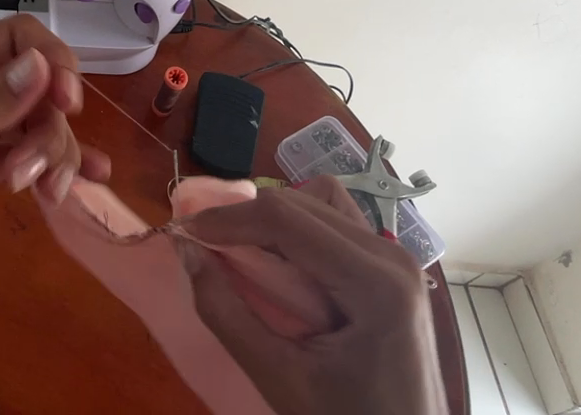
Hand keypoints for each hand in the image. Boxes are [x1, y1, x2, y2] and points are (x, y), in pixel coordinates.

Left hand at [0, 15, 111, 321]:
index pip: (12, 39)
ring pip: (35, 122)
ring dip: (53, 150)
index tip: (68, 104)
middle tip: (40, 167)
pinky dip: (56, 165)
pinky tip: (86, 181)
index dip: (49, 60)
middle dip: (50, 120)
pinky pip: (27, 156)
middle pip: (34, 84)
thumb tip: (42, 65)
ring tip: (44, 193)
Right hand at [178, 177, 447, 414]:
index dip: (228, 218)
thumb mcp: (280, 379)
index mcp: (375, 283)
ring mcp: (396, 257)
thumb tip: (185, 249)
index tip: (185, 233)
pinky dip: (298, 227)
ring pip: (315, 200)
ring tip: (245, 255)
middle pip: (298, 203)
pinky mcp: (390, 265)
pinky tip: (283, 262)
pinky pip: (334, 219)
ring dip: (272, 218)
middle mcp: (391, 255)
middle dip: (244, 218)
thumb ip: (226, 312)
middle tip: (206, 247)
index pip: (285, 218)